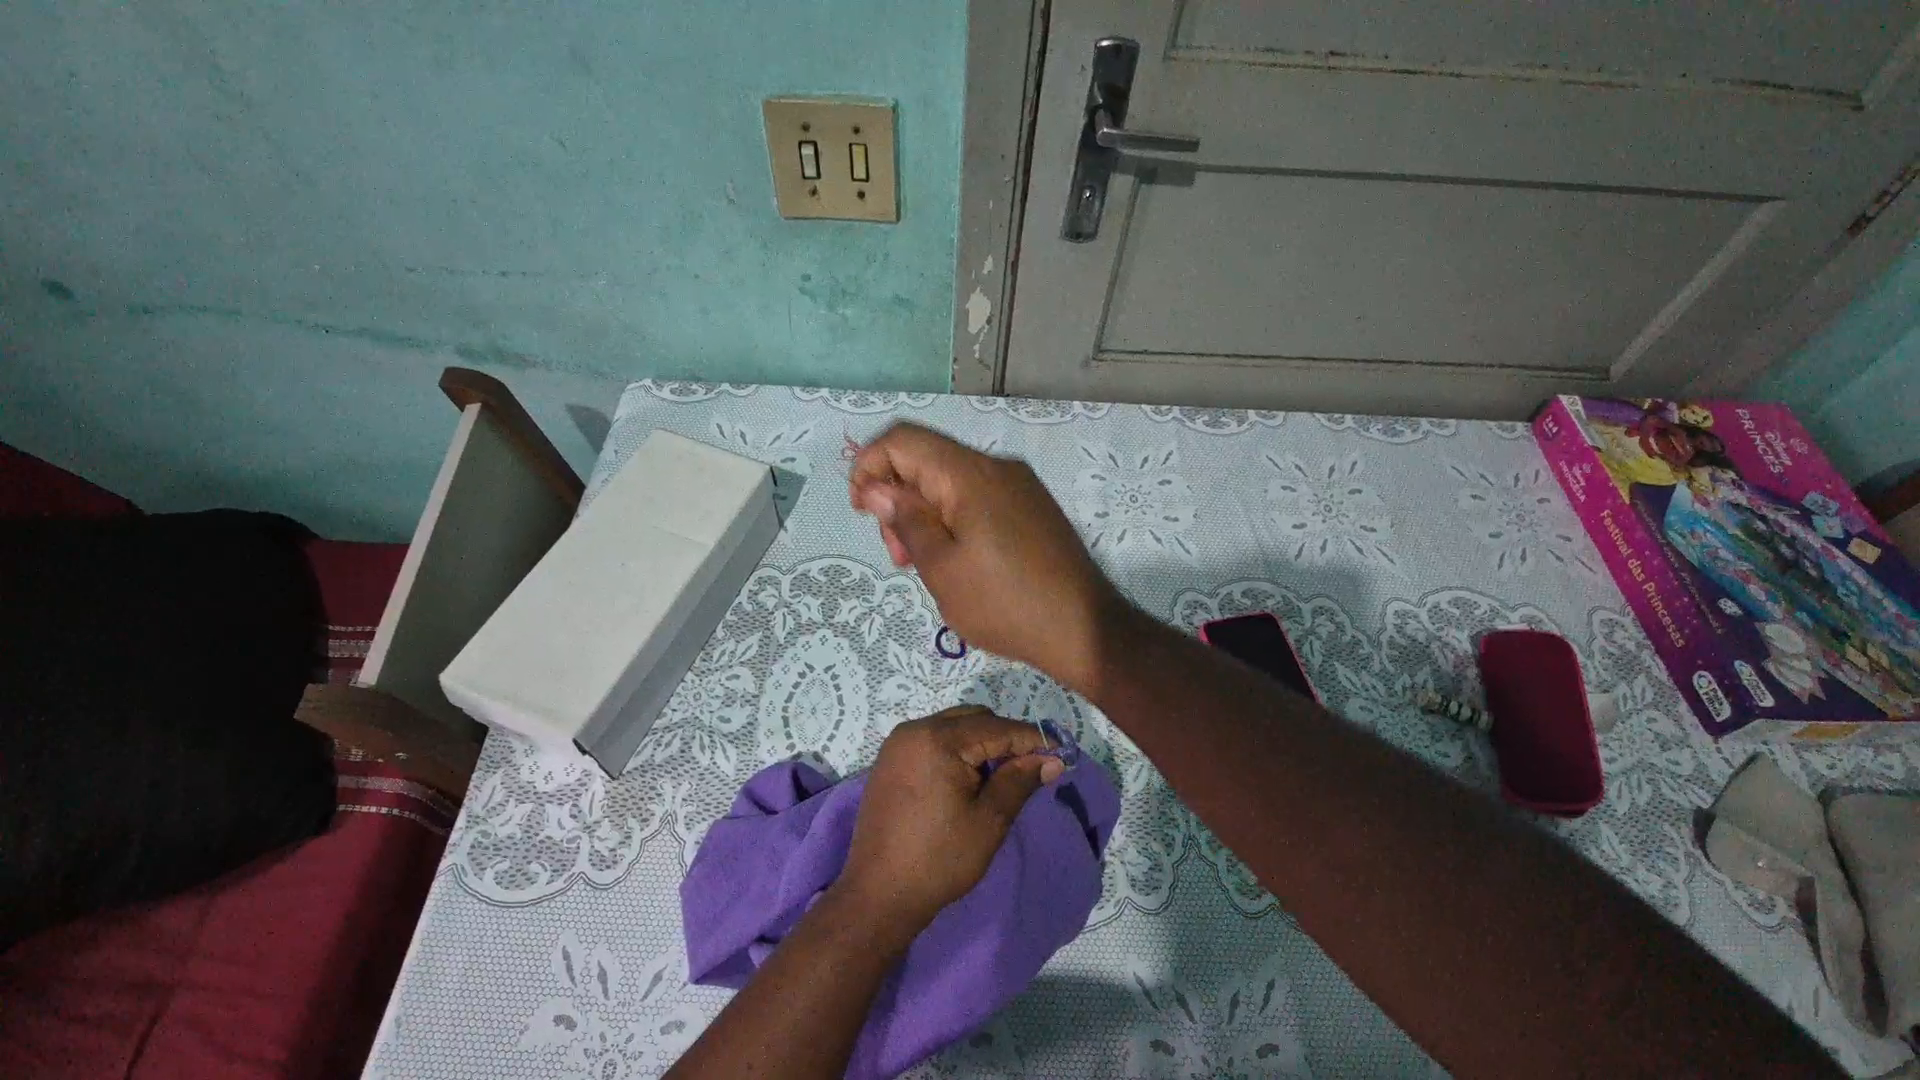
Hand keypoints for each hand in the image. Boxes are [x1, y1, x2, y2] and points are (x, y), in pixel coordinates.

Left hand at [836, 706, 1064, 934]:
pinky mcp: (890, 760)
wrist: (879, 893)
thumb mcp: (989, 820)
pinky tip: (970, 780)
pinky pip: (933, 740)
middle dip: (1006, 739)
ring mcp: (898, 744)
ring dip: (982, 743)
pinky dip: (957, 750)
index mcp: (938, 739)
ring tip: (1002, 777)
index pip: (998, 728)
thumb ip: (1020, 780)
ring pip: (954, 726)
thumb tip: (1052, 759)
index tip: (1062, 753)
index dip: (1033, 739)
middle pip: (974, 719)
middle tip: (1031, 769)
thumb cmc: (939, 858)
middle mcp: (915, 730)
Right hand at [849, 423, 1125, 691]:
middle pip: (927, 460)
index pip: (902, 440)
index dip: (869, 467)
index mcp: (970, 474)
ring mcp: (1019, 487)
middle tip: (899, 557)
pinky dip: (953, 520)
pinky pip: (978, 498)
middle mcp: (997, 468)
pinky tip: (956, 562)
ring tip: (925, 567)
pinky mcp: (1032, 508)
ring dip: (924, 514)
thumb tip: (877, 487)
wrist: (1086, 630)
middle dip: (898, 499)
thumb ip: (906, 520)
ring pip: (951, 481)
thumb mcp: (941, 568)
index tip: (863, 513)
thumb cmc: (1005, 604)